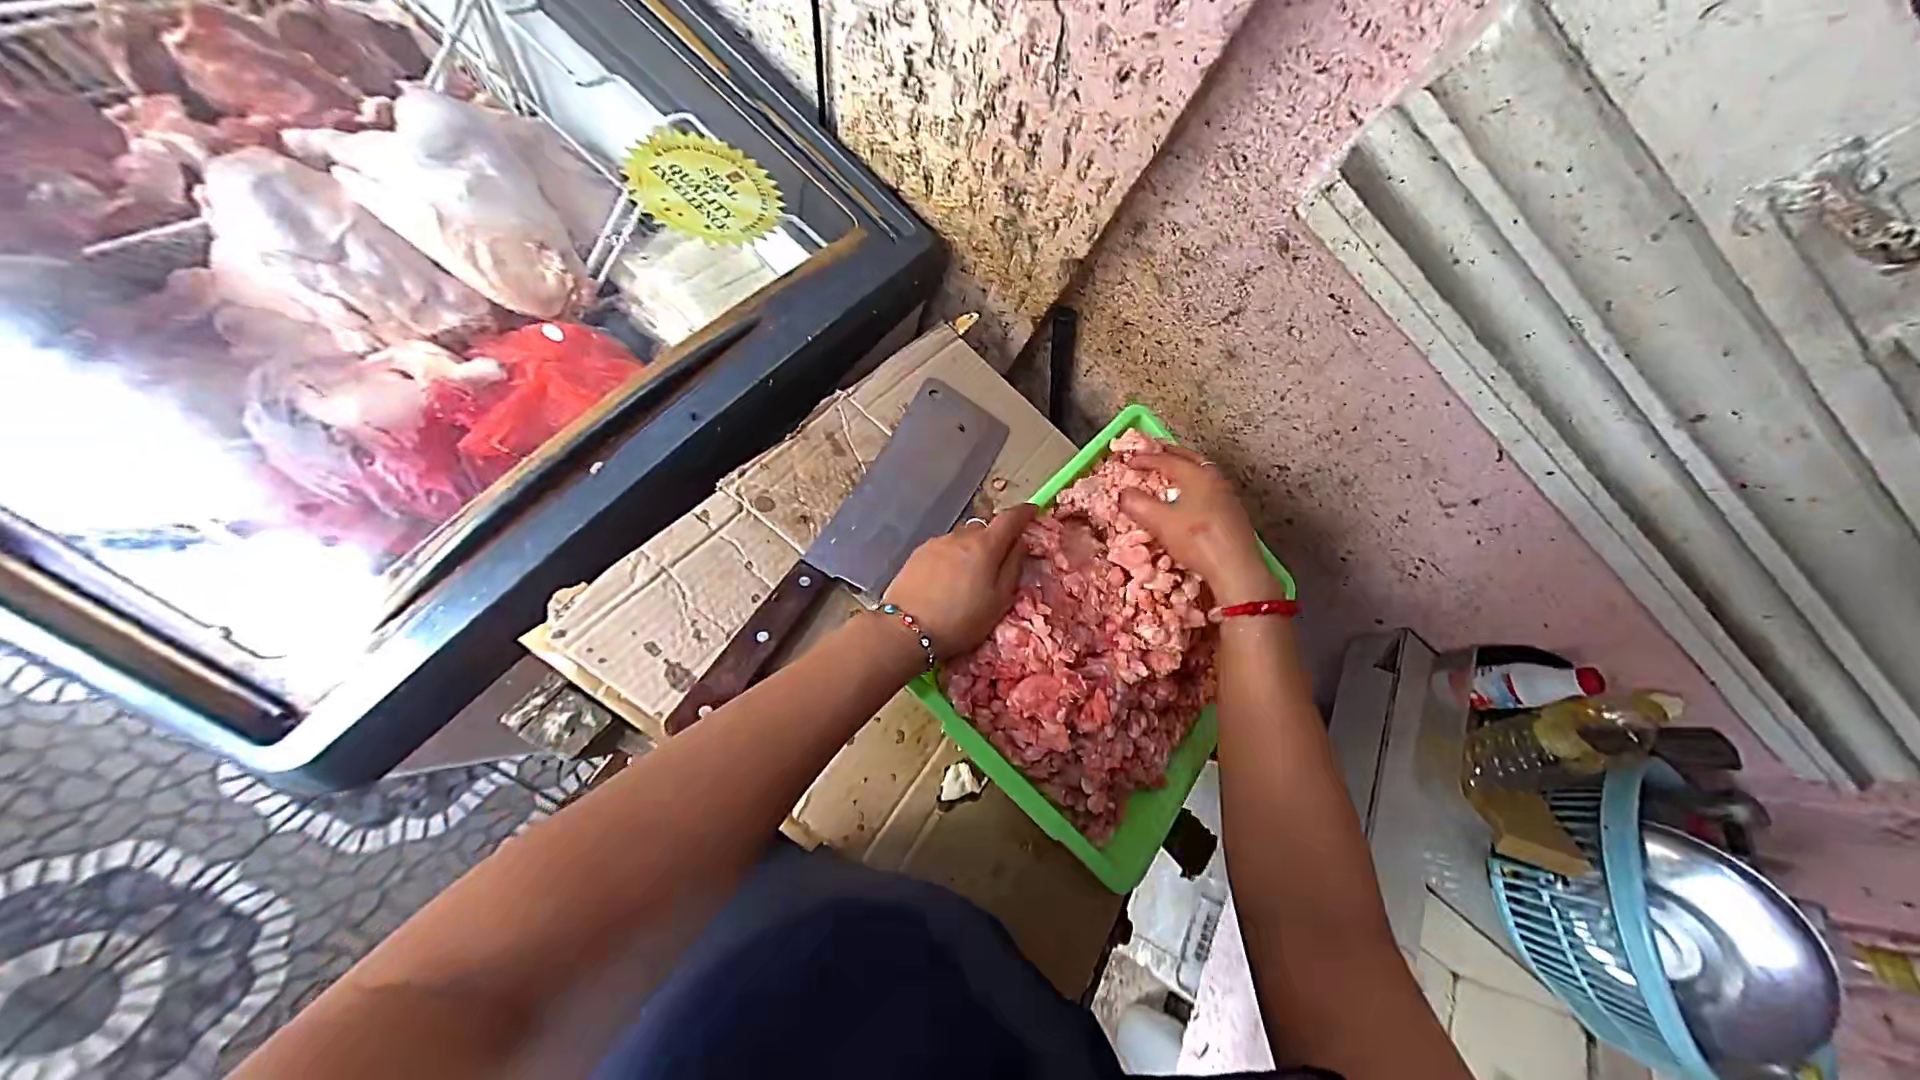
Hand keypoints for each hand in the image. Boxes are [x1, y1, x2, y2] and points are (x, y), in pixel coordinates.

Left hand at [883, 503, 1037, 657]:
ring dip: (970, 549)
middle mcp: (960, 536)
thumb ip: (1013, 567)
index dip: (1024, 512)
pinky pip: (943, 548)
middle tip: (996, 563)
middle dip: (994, 538)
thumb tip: (1020, 543)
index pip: (1010, 518)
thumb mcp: (999, 601)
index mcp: (985, 546)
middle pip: (984, 528)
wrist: (907, 629)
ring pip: (962, 538)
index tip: (1032, 511)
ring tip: (968, 577)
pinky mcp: (917, 553)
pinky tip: (946, 580)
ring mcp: (936, 542)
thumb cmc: (961, 620)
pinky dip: (951, 557)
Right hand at [1118, 446, 1280, 605]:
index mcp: (1197, 475)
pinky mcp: (1233, 512)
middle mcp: (1215, 479)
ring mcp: (1227, 495)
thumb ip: (1138, 505)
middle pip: (1190, 458)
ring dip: (1185, 468)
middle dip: (1170, 454)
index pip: (1167, 460)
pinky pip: (1209, 488)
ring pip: (1203, 472)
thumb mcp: (1160, 523)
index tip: (1129, 461)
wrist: (1236, 568)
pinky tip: (1190, 498)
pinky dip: (1194, 484)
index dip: (1146, 459)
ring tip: (1171, 472)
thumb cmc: (1197, 541)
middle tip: (1154, 453)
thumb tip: (1123, 494)